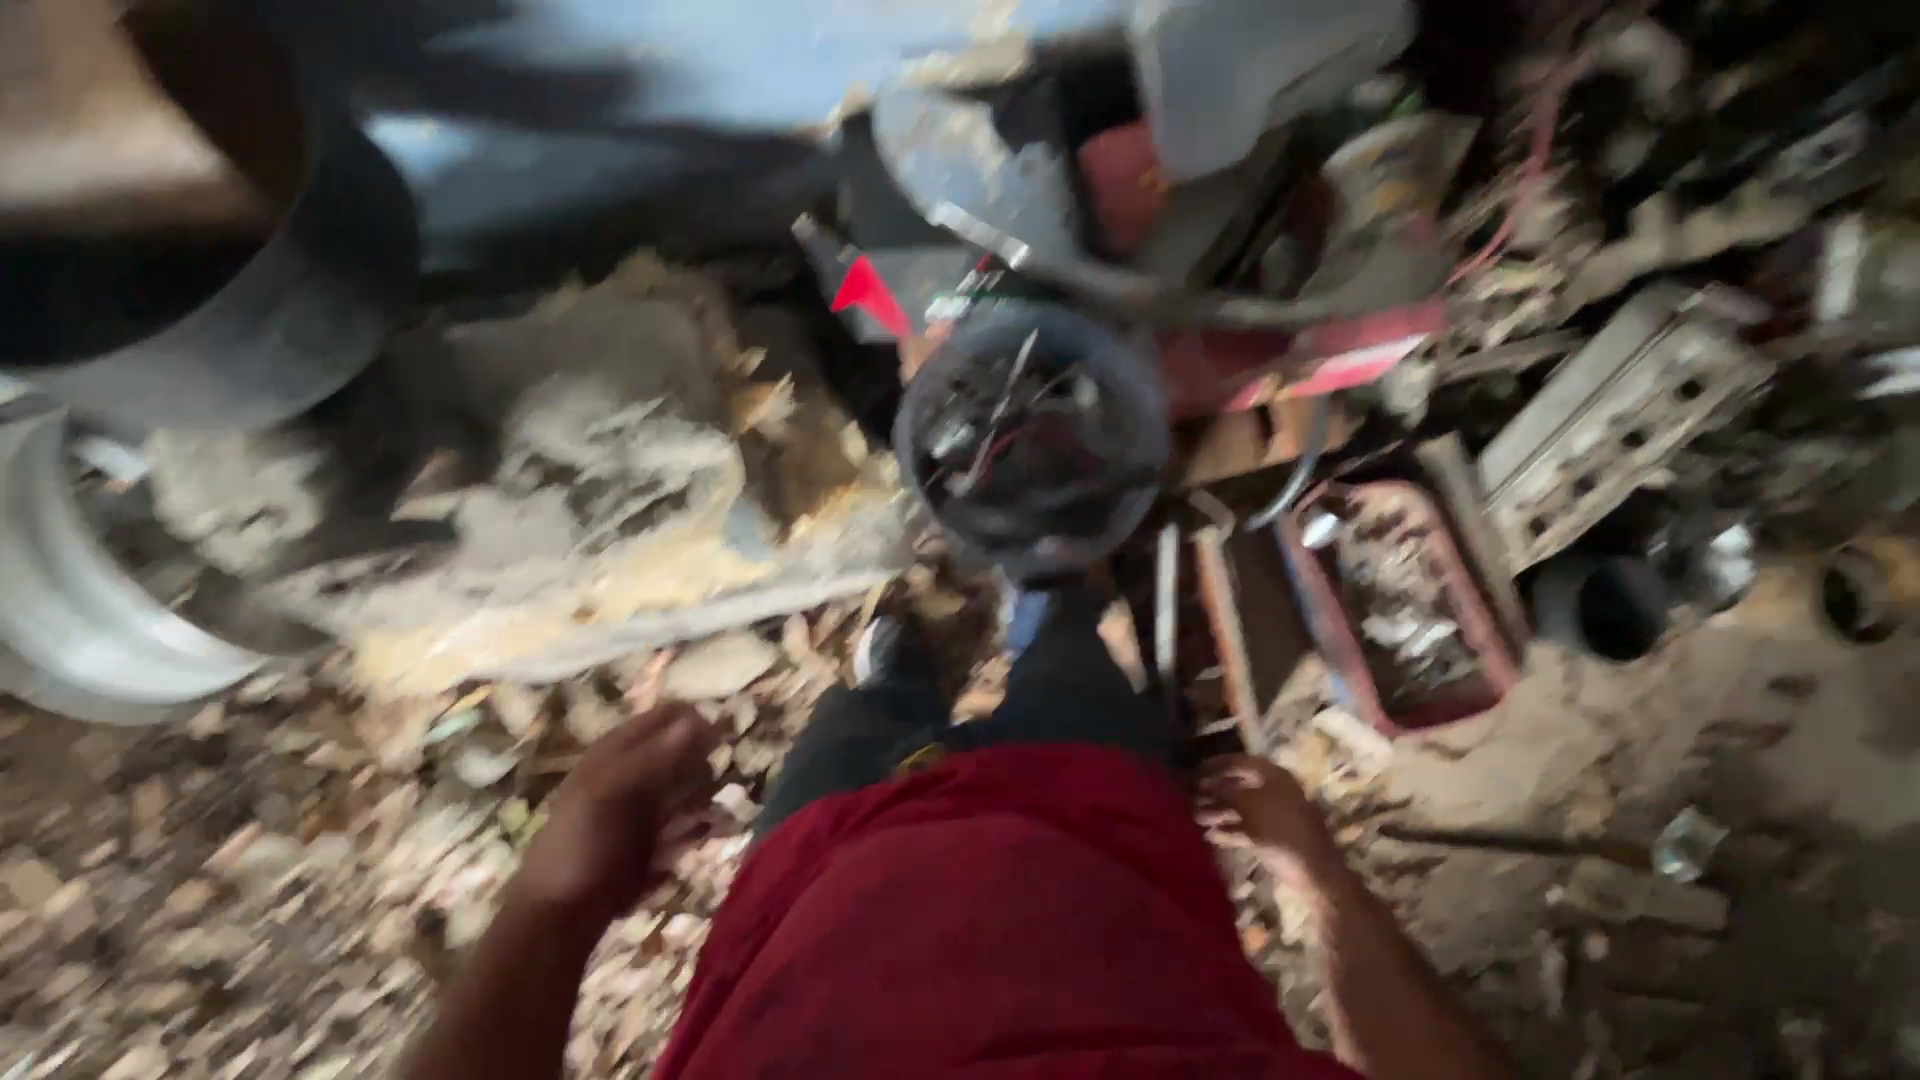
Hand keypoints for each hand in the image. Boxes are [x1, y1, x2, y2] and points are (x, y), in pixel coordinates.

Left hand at [512, 704, 720, 923]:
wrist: (562, 915)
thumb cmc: (578, 846)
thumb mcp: (607, 794)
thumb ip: (652, 757)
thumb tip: (697, 720)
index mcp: (617, 750)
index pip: (668, 716)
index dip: (695, 722)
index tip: (717, 741)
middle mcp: (639, 770)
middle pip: (691, 749)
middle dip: (698, 768)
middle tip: (685, 794)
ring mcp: (652, 803)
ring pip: (697, 784)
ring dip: (698, 800)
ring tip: (677, 827)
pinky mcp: (663, 835)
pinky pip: (695, 819)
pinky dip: (698, 827)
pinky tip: (682, 844)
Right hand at [1197, 754, 1343, 888]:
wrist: (1312, 869)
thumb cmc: (1280, 828)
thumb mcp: (1247, 804)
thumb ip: (1223, 790)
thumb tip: (1203, 783)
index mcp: (1273, 776)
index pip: (1240, 762)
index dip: (1216, 765)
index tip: (1195, 770)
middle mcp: (1273, 791)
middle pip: (1237, 786)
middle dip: (1213, 792)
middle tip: (1190, 797)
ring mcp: (1272, 815)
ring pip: (1239, 808)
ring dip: (1217, 812)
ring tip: (1195, 818)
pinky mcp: (1271, 837)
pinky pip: (1244, 828)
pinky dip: (1228, 830)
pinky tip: (1209, 835)